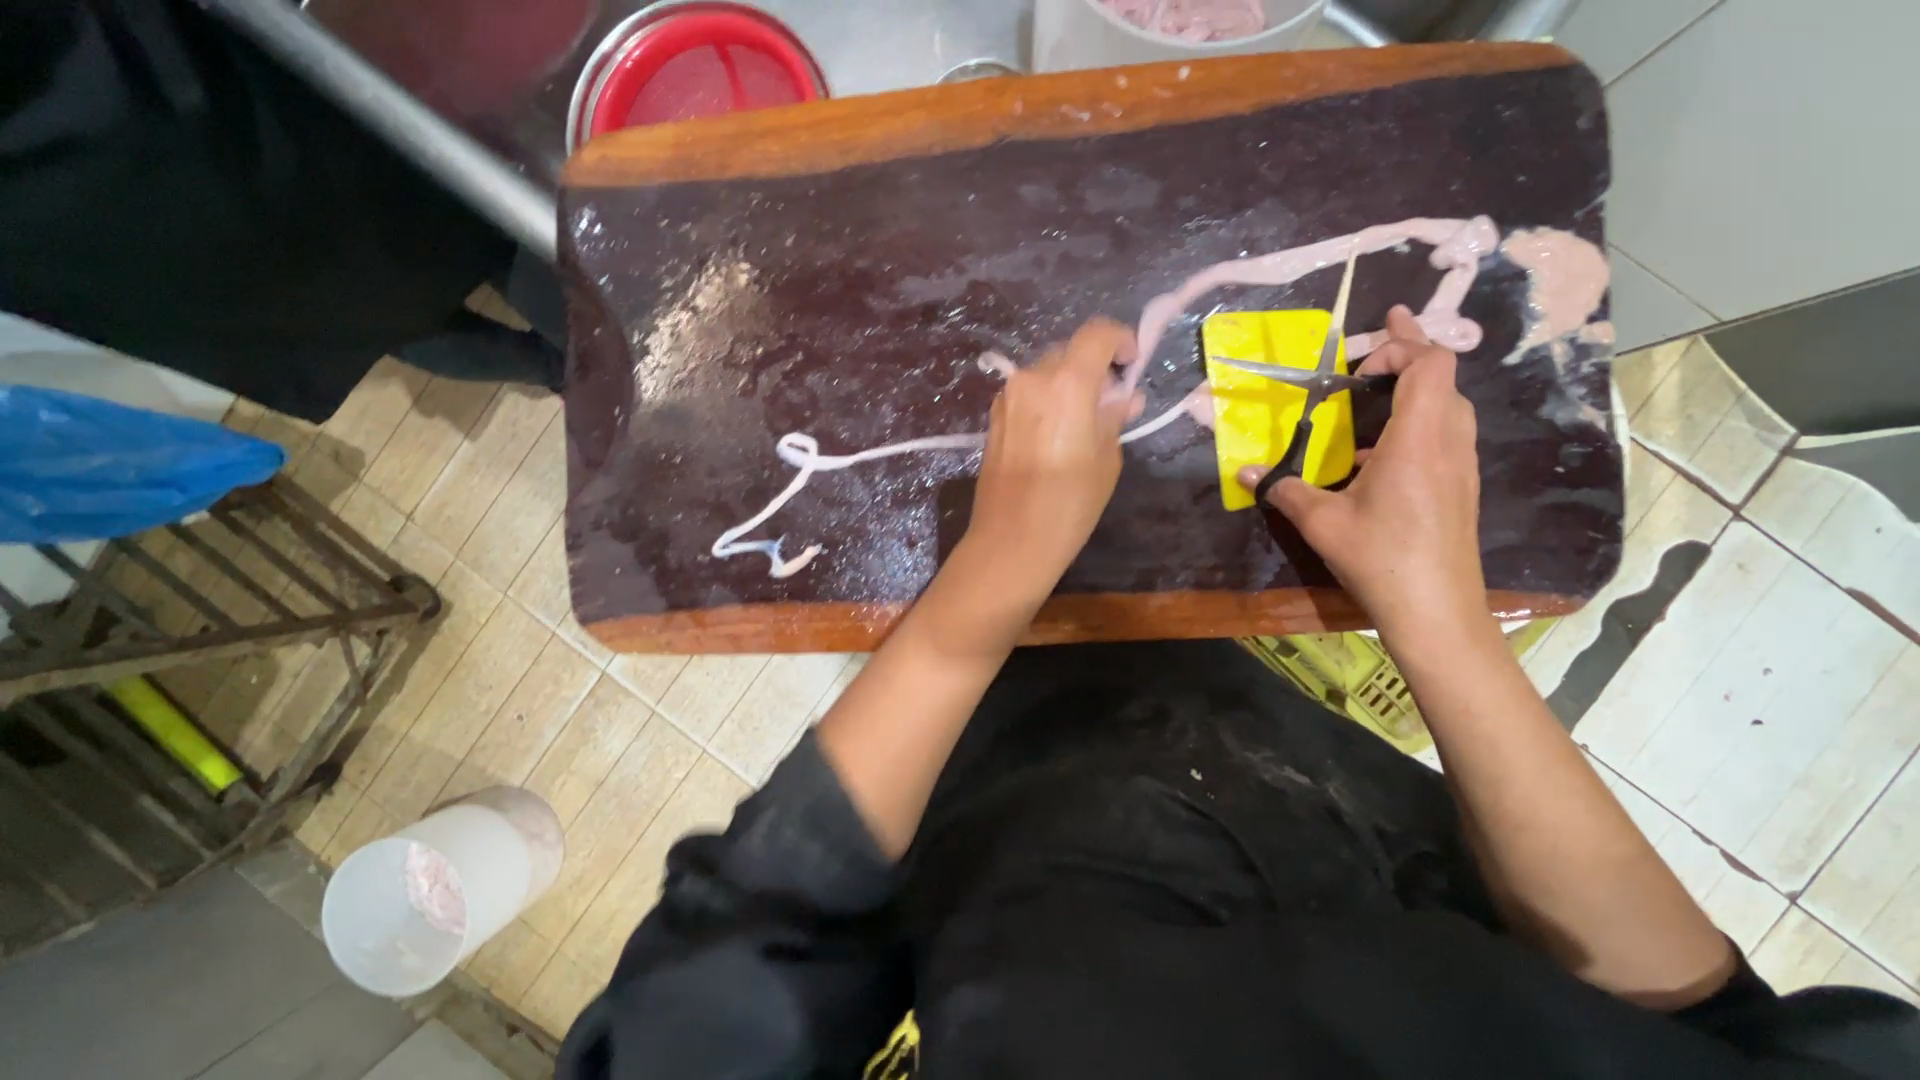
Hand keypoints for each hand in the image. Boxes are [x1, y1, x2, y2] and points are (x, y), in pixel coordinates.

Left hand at [964, 318, 1140, 595]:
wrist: (1010, 540)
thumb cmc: (1069, 503)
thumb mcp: (1106, 459)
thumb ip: (1113, 418)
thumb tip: (1124, 398)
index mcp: (1067, 383)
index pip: (1097, 334)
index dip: (1120, 340)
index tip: (1132, 363)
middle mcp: (1032, 379)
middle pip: (1068, 353)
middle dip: (1093, 368)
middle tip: (1112, 401)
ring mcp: (1007, 398)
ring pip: (1045, 373)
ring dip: (1068, 384)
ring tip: (1085, 422)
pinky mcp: (993, 419)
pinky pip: (1027, 395)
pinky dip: (1047, 401)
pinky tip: (1057, 435)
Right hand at [1237, 305, 1486, 641]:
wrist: (1436, 610)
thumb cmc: (1380, 558)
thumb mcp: (1322, 523)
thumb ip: (1285, 490)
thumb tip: (1247, 472)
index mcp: (1418, 440)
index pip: (1431, 365)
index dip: (1402, 346)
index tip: (1362, 360)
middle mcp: (1449, 443)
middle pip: (1445, 378)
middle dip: (1409, 354)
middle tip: (1374, 346)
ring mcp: (1461, 466)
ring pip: (1450, 406)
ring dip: (1416, 389)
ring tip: (1377, 392)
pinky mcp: (1461, 488)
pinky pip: (1447, 434)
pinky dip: (1420, 421)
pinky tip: (1379, 453)